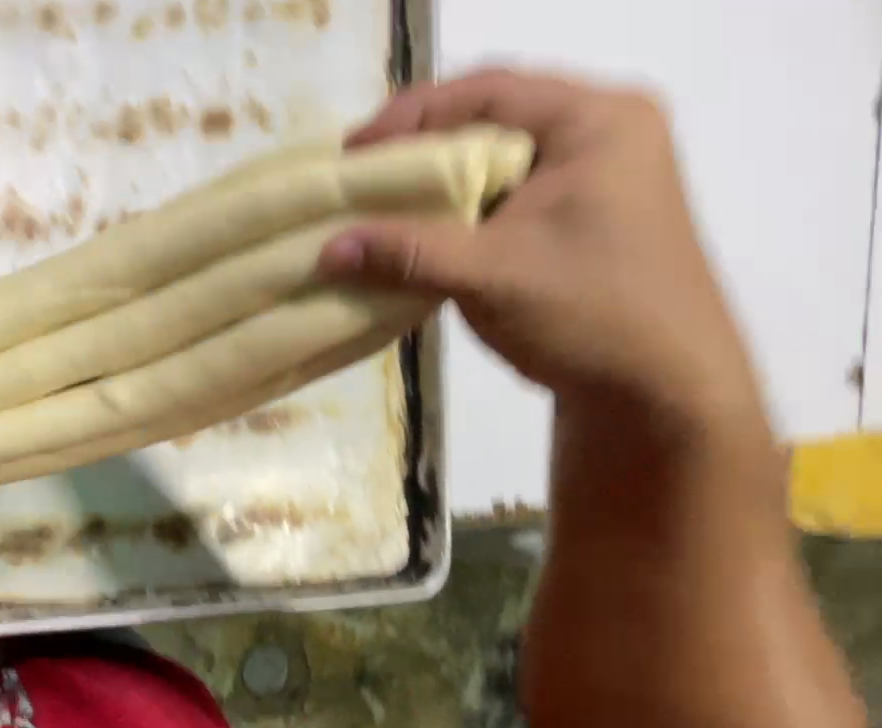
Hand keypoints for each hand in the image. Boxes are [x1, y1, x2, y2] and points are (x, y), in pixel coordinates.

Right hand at [319, 70, 760, 419]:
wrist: (658, 383)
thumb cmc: (588, 311)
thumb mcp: (488, 274)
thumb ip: (405, 253)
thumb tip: (324, 250)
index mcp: (596, 122)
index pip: (488, 91)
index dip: (411, 115)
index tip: (350, 154)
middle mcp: (598, 134)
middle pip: (487, 121)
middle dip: (414, 150)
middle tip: (353, 181)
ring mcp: (588, 177)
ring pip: (490, 162)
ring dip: (428, 186)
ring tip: (370, 211)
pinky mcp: (573, 218)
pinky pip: (497, 197)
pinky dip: (449, 213)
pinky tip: (410, 238)